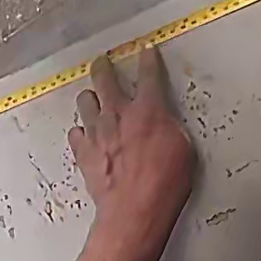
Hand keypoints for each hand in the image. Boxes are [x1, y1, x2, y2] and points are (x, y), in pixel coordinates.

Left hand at [68, 46, 195, 247]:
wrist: (134, 208)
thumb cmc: (163, 183)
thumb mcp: (184, 150)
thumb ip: (171, 129)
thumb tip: (166, 126)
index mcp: (148, 110)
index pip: (149, 75)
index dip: (148, 61)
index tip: (146, 52)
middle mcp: (118, 115)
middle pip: (105, 79)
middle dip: (104, 67)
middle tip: (103, 62)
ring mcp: (97, 132)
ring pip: (85, 102)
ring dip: (90, 98)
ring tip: (92, 98)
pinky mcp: (84, 153)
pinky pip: (76, 134)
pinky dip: (81, 132)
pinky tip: (85, 134)